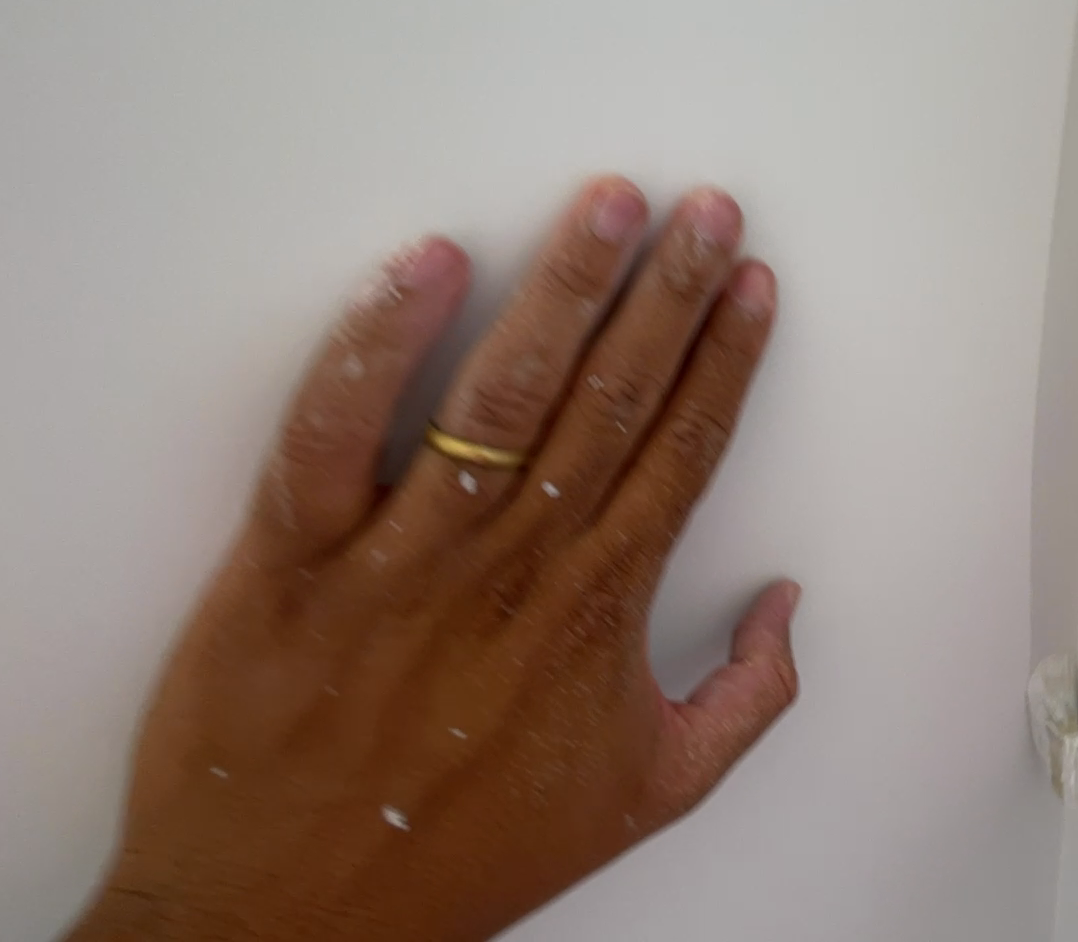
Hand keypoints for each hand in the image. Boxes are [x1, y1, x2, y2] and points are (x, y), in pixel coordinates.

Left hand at [65, 179, 798, 941]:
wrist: (291, 929)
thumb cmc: (485, 846)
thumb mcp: (661, 787)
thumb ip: (752, 697)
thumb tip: (788, 604)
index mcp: (607, 605)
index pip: (689, 446)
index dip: (729, 357)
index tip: (753, 286)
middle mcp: (522, 562)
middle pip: (615, 398)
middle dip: (672, 293)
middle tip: (707, 214)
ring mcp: (405, 555)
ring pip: (501, 394)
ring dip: (563, 289)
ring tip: (608, 207)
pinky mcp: (289, 559)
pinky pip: (330, 432)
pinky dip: (377, 343)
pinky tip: (432, 263)